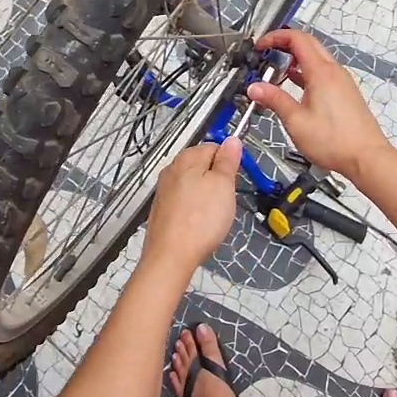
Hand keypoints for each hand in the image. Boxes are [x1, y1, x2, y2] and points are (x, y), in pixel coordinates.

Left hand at [141, 139, 243, 275]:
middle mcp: (171, 169)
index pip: (214, 146)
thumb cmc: (201, 219)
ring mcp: (164, 190)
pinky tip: (199, 225)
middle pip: (202, 166)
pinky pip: (184, 202)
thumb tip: (232, 139)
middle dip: (217, 181)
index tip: (234, 182)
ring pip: (193, 185)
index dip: (229, 163)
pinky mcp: (161, 210)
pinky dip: (194, 210)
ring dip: (206, 196)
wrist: (171, 257)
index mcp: (187, 157)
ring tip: (213, 216)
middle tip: (225, 201)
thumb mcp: (224, 185)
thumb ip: (228, 160)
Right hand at [247, 29, 395, 181]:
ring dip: (297, 58)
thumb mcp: (296, 121)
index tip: (262, 45)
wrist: (367, 158)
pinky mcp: (346, 93)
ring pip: (317, 57)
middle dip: (285, 43)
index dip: (276, 37)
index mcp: (321, 72)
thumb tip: (256, 88)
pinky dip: (308, 71)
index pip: (297, 39)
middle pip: (308, 43)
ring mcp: (342, 81)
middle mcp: (334, 72)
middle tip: (268, 52)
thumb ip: (274, 100)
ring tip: (278, 71)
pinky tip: (298, 87)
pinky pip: (324, 72)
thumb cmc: (335, 141)